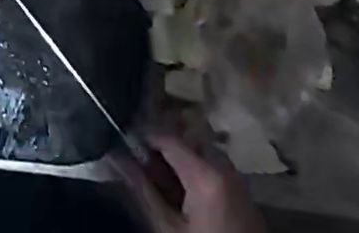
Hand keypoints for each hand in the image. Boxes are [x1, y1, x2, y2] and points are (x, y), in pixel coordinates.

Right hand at [115, 134, 263, 232]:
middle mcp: (225, 167)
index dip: (141, 134)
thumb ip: (142, 188)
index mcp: (205, 174)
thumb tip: (115, 156)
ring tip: (158, 174)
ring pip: (200, 148)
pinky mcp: (244, 193)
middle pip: (185, 137)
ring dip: (178, 155)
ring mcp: (238, 179)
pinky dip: (194, 167)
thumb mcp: (167, 228)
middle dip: (161, 143)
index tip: (122, 138)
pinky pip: (214, 165)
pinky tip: (180, 187)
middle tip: (139, 158)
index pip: (166, 136)